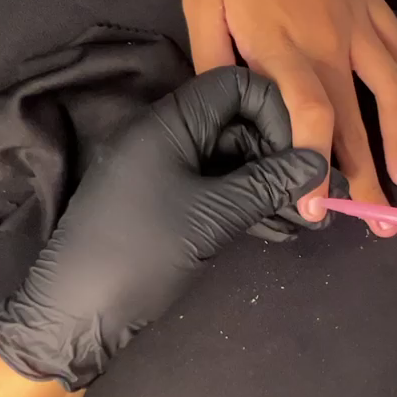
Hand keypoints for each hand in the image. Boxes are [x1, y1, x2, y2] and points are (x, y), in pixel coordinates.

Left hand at [0, 68, 326, 388]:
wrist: (78, 310)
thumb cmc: (141, 251)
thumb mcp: (211, 215)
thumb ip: (267, 184)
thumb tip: (318, 165)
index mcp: (171, 121)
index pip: (237, 86)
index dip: (277, 111)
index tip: (305, 154)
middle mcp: (171, 135)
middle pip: (241, 126)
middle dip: (282, 158)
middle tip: (319, 198)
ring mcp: (170, 170)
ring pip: (235, 164)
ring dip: (272, 189)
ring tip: (309, 222)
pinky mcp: (172, 203)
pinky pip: (220, 191)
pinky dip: (250, 206)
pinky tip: (282, 230)